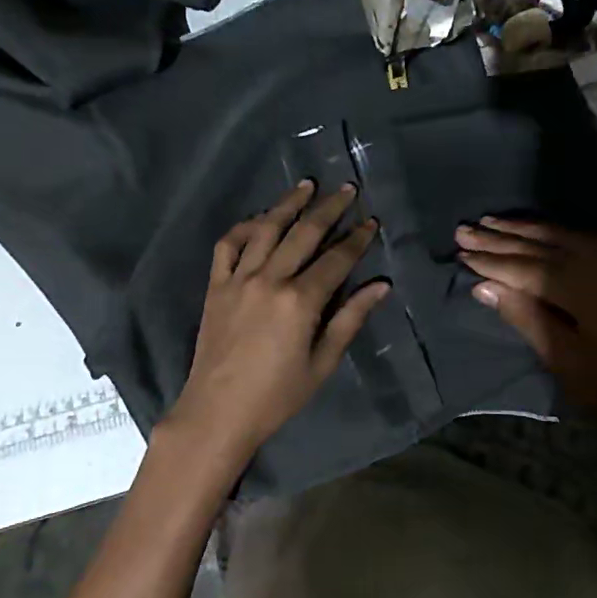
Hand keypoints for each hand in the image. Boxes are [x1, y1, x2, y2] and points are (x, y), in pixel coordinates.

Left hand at [170, 181, 390, 457]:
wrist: (217, 412)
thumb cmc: (277, 395)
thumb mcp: (322, 362)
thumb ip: (350, 319)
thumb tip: (380, 286)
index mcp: (299, 300)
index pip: (336, 259)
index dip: (356, 238)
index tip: (371, 222)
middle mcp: (269, 279)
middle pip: (303, 233)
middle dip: (329, 208)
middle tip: (346, 189)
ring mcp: (238, 279)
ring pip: (265, 229)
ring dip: (287, 204)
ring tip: (306, 185)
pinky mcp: (216, 286)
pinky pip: (227, 245)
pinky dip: (243, 227)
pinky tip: (258, 219)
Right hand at [457, 218, 596, 436]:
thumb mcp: (565, 362)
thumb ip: (526, 317)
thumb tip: (484, 285)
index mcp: (587, 291)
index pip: (529, 268)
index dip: (493, 260)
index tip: (461, 252)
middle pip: (546, 247)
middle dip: (503, 238)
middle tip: (466, 228)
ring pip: (566, 239)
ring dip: (528, 230)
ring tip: (493, 222)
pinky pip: (585, 244)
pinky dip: (555, 235)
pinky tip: (539, 232)